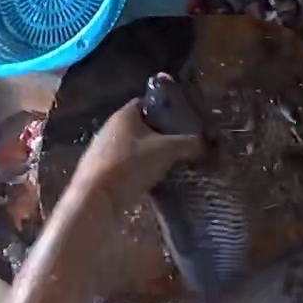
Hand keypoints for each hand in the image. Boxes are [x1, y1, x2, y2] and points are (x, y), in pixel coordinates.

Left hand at [67, 100, 202, 212]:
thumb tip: (205, 144)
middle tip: (183, 143)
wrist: (96, 199)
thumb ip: (188, 143)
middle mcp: (111, 128)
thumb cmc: (130, 165)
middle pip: (142, 126)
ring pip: (135, 147)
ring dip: (151, 154)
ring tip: (173, 163)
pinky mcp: (102, 171)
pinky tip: (155, 180)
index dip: (166, 108)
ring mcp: (104, 150)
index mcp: (124, 114)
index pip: (147, 103)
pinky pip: (128, 165)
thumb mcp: (166, 150)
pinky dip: (141, 170)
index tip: (184, 119)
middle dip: (162, 134)